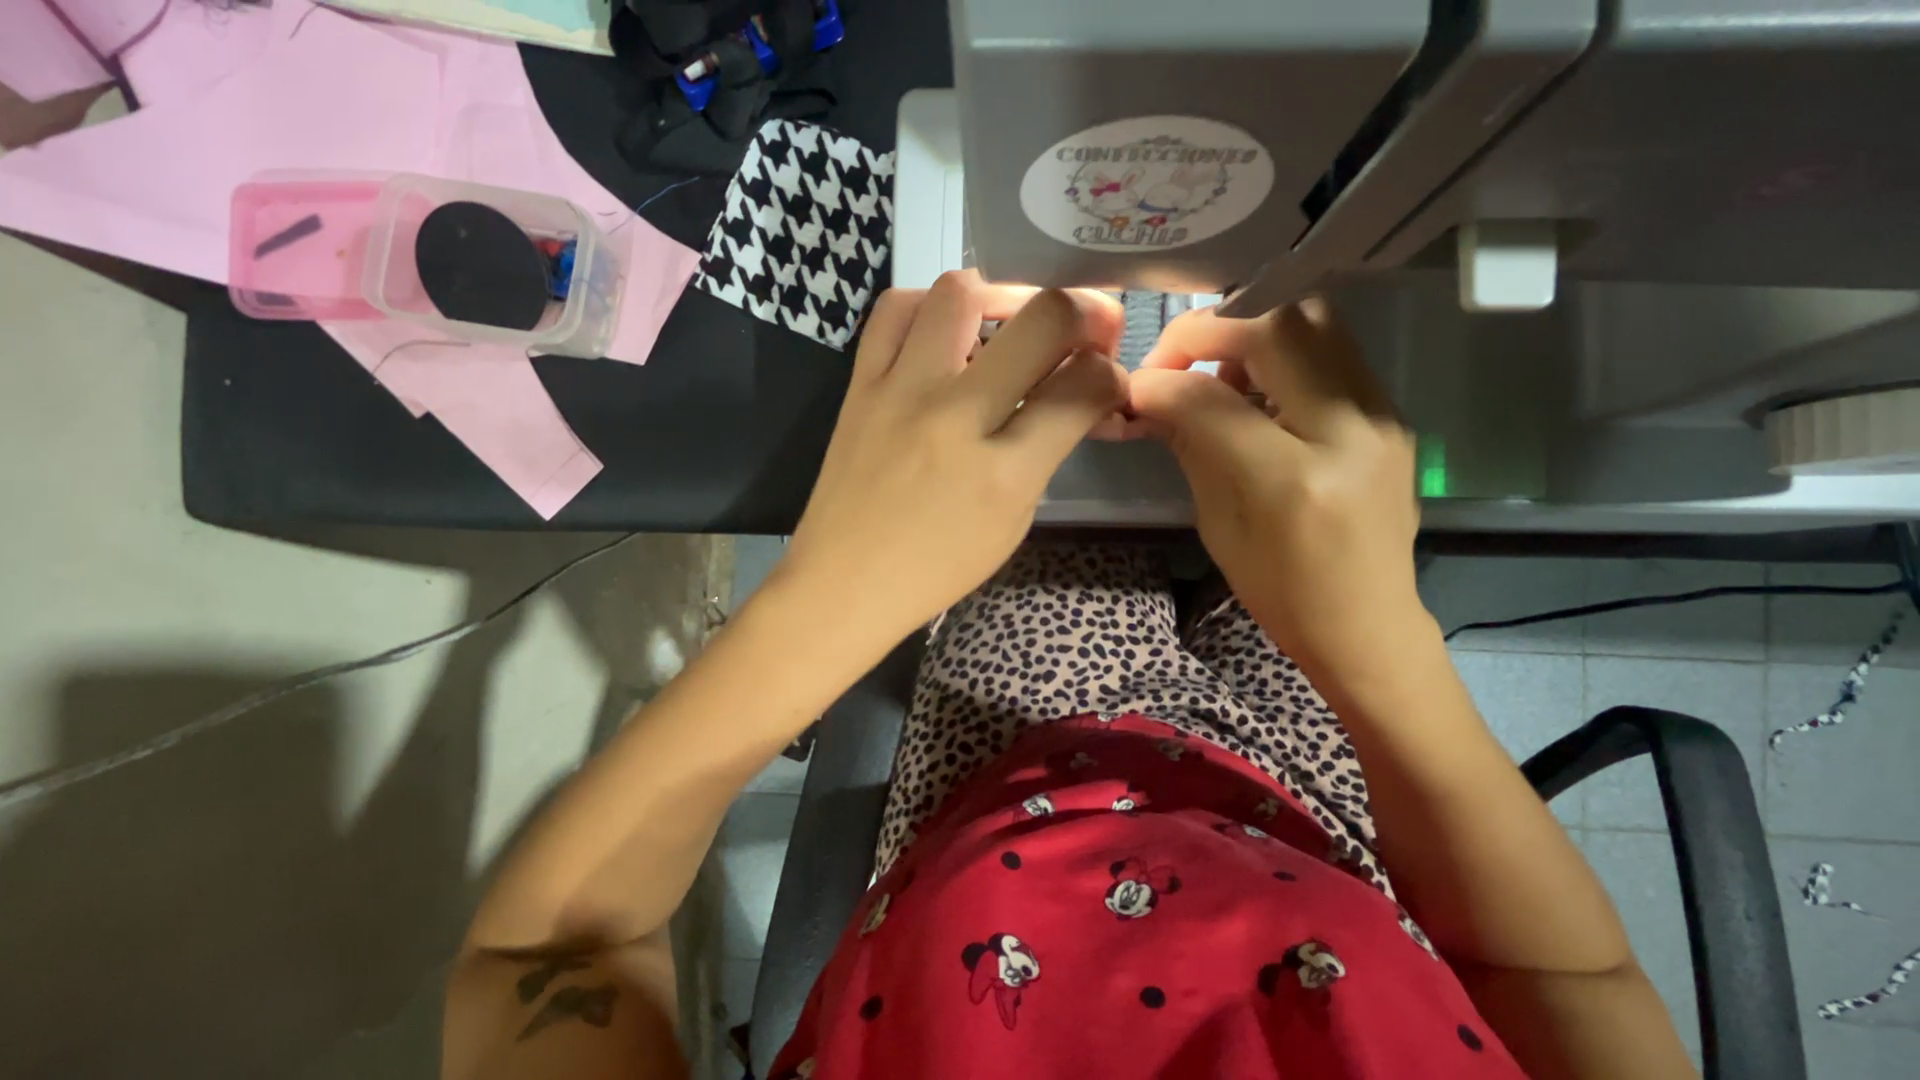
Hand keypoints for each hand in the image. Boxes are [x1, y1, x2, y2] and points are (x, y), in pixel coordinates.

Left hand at [775, 270, 1125, 651]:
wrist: (844, 583)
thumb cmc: (937, 567)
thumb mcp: (1014, 521)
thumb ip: (1048, 450)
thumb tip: (1080, 394)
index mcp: (1004, 473)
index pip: (1083, 388)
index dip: (1111, 373)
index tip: (1106, 377)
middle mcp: (954, 418)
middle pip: (1041, 321)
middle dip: (1086, 313)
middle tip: (1087, 328)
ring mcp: (900, 392)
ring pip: (961, 292)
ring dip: (1003, 296)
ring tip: (1010, 324)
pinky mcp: (859, 384)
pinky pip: (893, 311)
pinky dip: (930, 305)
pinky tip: (946, 329)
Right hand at [1127, 298, 1426, 676]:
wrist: (1366, 623)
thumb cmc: (1279, 589)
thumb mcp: (1217, 522)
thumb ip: (1188, 444)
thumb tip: (1149, 392)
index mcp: (1293, 479)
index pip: (1212, 397)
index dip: (1161, 380)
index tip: (1135, 389)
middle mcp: (1349, 431)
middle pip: (1275, 326)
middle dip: (1210, 332)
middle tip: (1177, 364)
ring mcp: (1382, 416)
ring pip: (1313, 319)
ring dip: (1251, 332)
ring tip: (1222, 377)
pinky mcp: (1392, 413)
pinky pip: (1332, 350)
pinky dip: (1283, 352)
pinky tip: (1262, 395)